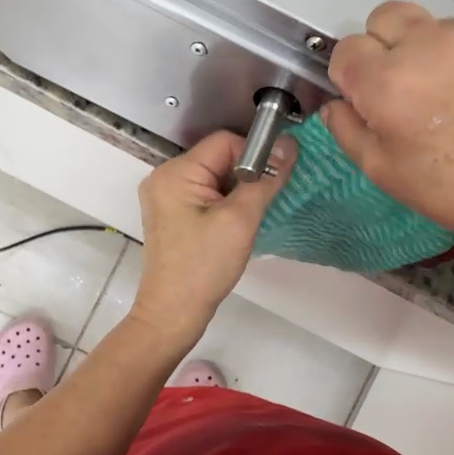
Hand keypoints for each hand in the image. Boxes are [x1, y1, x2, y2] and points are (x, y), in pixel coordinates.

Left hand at [127, 130, 296, 342]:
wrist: (173, 313)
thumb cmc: (203, 267)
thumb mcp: (240, 220)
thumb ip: (265, 180)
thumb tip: (289, 146)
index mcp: (174, 173)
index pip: (225, 142)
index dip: (255, 156)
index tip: (273, 181)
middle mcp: (164, 178)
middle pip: (219, 158)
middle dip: (246, 177)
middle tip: (262, 204)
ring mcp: (165, 199)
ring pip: (215, 179)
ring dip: (238, 194)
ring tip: (248, 220)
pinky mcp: (172, 217)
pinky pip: (205, 197)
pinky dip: (225, 206)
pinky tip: (235, 227)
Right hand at [323, 2, 453, 281]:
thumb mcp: (382, 172)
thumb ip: (347, 129)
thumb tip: (338, 102)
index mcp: (389, 82)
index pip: (348, 48)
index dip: (353, 73)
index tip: (367, 95)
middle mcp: (433, 44)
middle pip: (388, 15)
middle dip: (387, 46)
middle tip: (409, 88)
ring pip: (441, 27)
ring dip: (440, 54)